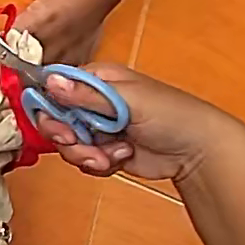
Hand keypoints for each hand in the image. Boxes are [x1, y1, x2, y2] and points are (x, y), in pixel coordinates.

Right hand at [32, 63, 242, 182]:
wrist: (196, 150)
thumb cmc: (171, 114)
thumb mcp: (127, 100)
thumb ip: (87, 94)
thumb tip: (51, 81)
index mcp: (96, 79)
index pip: (55, 88)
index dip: (49, 109)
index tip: (59, 126)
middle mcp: (92, 102)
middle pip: (56, 120)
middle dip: (68, 138)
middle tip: (84, 145)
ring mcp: (97, 127)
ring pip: (68, 145)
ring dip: (86, 155)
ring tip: (111, 156)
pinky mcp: (103, 150)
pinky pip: (83, 160)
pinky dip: (98, 165)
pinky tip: (120, 159)